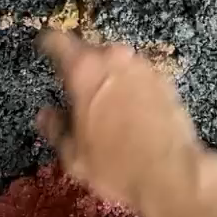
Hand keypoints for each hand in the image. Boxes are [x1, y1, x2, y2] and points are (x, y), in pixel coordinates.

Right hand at [35, 29, 204, 213]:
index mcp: (84, 69)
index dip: (48, 43)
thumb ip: (56, 129)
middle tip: (79, 94)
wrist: (172, 174)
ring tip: (110, 107)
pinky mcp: (165, 78)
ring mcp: (142, 65)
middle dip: (83, 68)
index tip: (44, 47)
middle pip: (90, 52)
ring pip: (117, 63)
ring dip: (110, 77)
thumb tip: (45, 115)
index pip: (57, 41)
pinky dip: (133, 87)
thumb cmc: (115, 165)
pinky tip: (135, 113)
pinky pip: (139, 76)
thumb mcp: (74, 156)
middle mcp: (113, 57)